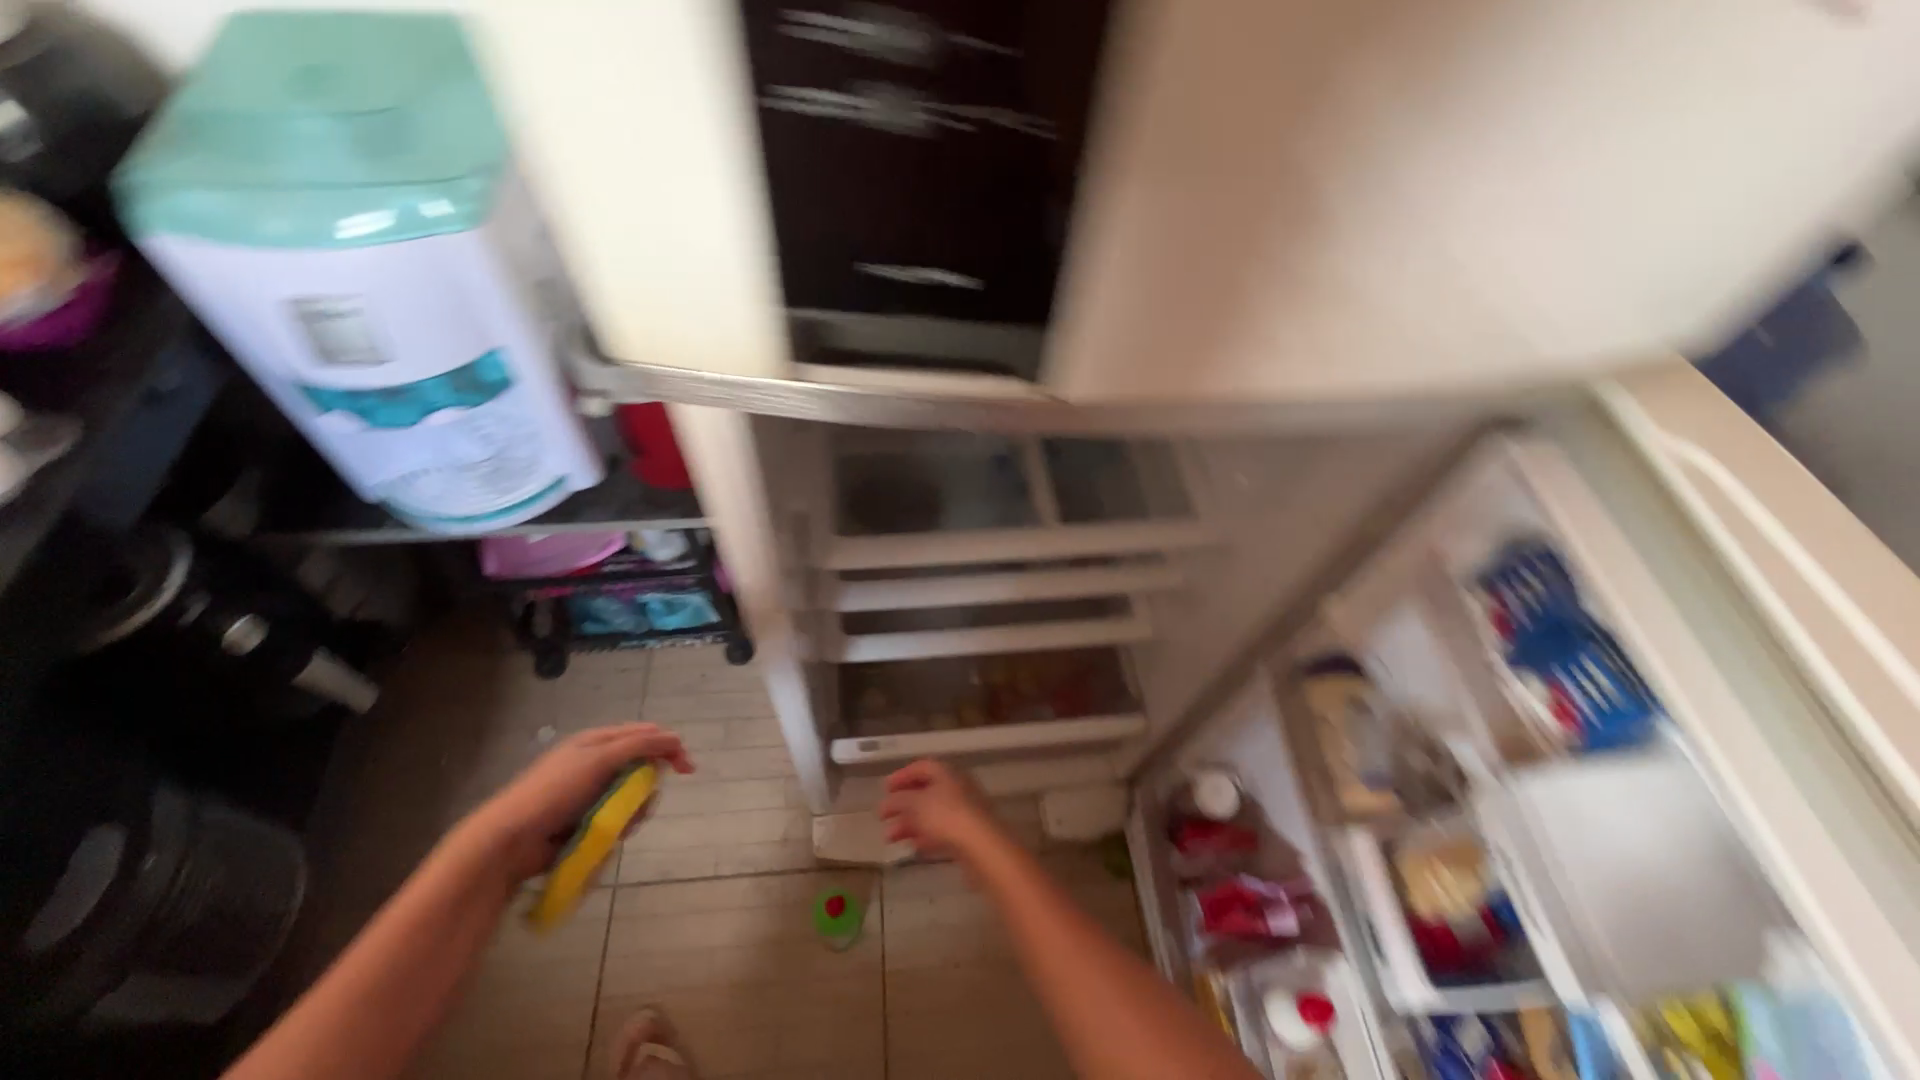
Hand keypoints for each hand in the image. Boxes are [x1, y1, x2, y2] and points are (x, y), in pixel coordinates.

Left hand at [458, 724, 693, 881]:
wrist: (512, 839)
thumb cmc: (555, 792)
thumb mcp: (599, 759)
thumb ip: (639, 745)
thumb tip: (675, 739)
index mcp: (597, 741)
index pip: (645, 735)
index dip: (669, 748)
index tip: (687, 769)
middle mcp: (596, 763)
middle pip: (643, 768)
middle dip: (647, 787)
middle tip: (640, 803)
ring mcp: (591, 793)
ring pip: (633, 797)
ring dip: (634, 811)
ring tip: (617, 824)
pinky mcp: (587, 821)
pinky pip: (619, 819)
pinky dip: (620, 827)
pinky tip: (607, 836)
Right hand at [877, 759, 1003, 860]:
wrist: (982, 846)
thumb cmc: (946, 816)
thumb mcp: (915, 804)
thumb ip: (898, 800)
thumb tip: (887, 802)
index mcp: (946, 773)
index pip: (921, 767)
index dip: (901, 776)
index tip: (884, 789)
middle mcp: (957, 787)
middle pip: (925, 792)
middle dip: (902, 805)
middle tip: (883, 817)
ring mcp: (964, 811)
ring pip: (932, 814)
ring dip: (909, 824)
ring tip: (890, 838)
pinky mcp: (968, 833)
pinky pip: (942, 831)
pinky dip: (926, 836)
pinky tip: (913, 847)